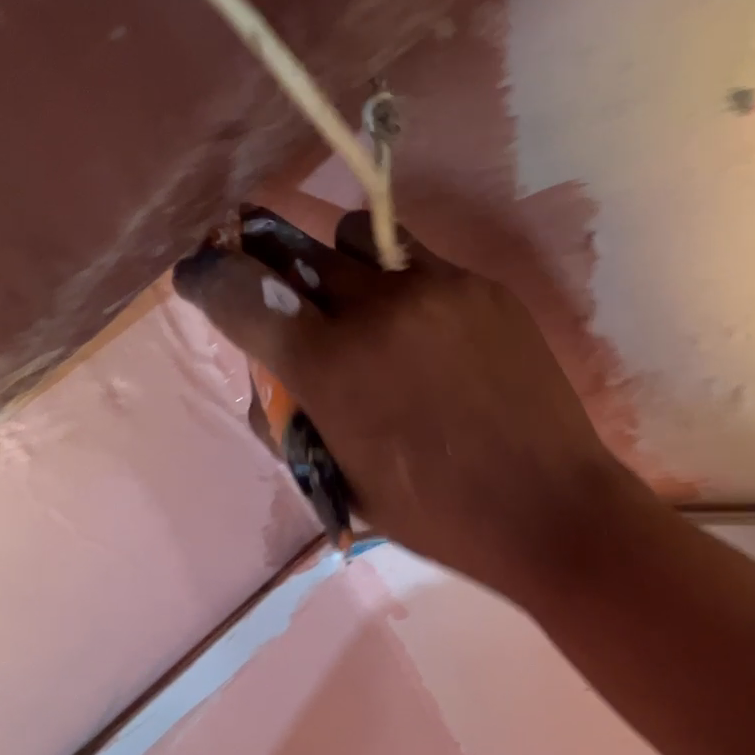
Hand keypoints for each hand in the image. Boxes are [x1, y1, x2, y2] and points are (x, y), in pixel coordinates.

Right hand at [172, 208, 649, 586]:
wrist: (549, 504)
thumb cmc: (440, 512)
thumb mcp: (345, 480)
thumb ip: (301, 416)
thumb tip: (283, 373)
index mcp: (329, 364)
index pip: (237, 289)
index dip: (209, 278)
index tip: (205, 278)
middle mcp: (376, 308)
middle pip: (296, 249)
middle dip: (275, 267)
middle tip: (288, 293)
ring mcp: (439, 289)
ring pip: (362, 242)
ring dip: (347, 265)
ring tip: (369, 307)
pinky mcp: (487, 289)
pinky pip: (426, 266)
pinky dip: (411, 290)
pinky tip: (438, 337)